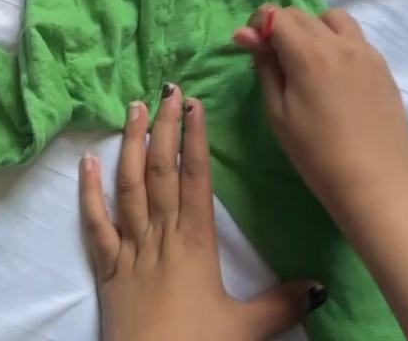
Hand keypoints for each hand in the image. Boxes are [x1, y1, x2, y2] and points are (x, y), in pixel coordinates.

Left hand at [80, 84, 325, 340]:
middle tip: (166, 89)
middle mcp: (161, 234)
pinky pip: (96, 222)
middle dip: (164, 127)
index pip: (196, 177)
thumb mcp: (248, 329)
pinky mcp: (107, 266)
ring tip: (133, 107)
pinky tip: (87, 161)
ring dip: (131, 143)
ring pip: (129, 184)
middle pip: (161, 169)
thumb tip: (321, 286)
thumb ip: (282, 304)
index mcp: (195, 242)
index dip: (196, 138)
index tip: (194, 103)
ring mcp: (130, 247)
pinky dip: (89, 191)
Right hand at [232, 5, 407, 225]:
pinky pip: (354, 38)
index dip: (257, 24)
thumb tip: (248, 36)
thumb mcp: (278, 114)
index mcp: (309, 53)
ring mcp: (366, 52)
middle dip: (280, 27)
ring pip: (332, 18)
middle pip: (301, 14)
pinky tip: (333, 74)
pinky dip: (336, 41)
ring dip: (312, 27)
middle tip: (273, 60)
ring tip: (307, 59)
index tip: (251, 48)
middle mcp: (339, 43)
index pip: (276, 15)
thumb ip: (265, 67)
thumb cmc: (318, 155)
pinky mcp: (383, 67)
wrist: (377, 187)